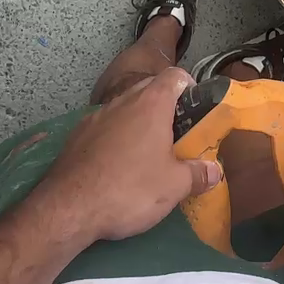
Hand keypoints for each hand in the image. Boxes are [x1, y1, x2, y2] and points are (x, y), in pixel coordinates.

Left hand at [30, 67, 222, 241]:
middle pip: (150, 87)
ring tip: (145, 150)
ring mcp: (97, 115)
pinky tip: (115, 163)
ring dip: (138, 120)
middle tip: (175, 132)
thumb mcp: (174, 187)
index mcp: (152, 103)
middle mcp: (124, 100)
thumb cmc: (129, 189)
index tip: (195, 107)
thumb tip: (216, 171)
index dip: (189, 86)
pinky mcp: (77, 135)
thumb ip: (198, 174)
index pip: (176, 75)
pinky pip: (104, 125)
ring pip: (125, 106)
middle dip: (165, 104)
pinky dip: (114, 135)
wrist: (67, 208)